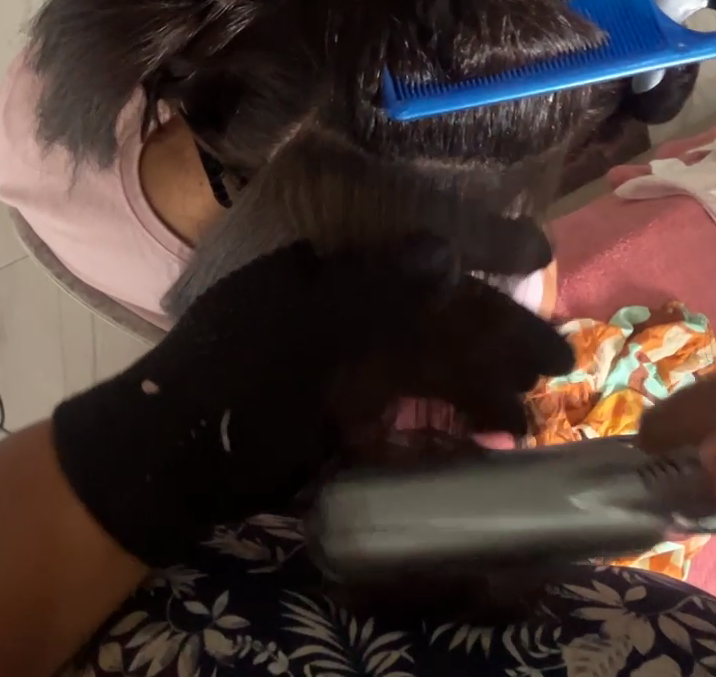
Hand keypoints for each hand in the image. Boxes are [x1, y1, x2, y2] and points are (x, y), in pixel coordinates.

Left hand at [51, 223, 573, 566]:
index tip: (532, 261)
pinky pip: (399, 405)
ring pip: (418, 359)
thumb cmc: (226, 388)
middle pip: (423, 310)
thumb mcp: (297, 336)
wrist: (163, 467)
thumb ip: (369, 293)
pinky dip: (437, 420)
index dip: (472, 260)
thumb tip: (444, 247)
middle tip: (551, 364)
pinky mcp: (333, 408)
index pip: (411, 255)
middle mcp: (331, 305)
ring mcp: (333, 359)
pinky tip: (475, 441)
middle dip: (486, 334)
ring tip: (523, 419)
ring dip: (471, 383)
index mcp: (317, 271)